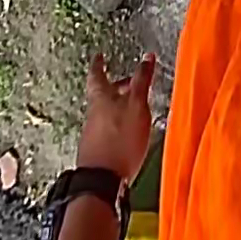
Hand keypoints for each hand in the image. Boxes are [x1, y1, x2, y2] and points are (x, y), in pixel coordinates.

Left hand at [75, 53, 155, 180]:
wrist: (101, 184)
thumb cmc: (120, 139)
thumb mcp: (137, 104)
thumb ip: (142, 80)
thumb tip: (147, 57)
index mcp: (101, 98)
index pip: (98, 74)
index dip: (99, 64)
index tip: (98, 56)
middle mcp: (93, 114)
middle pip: (103, 95)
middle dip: (116, 86)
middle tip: (128, 81)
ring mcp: (93, 134)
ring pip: (105, 113)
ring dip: (118, 107)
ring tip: (135, 108)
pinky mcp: (97, 152)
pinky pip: (108, 130)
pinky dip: (118, 125)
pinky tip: (128, 133)